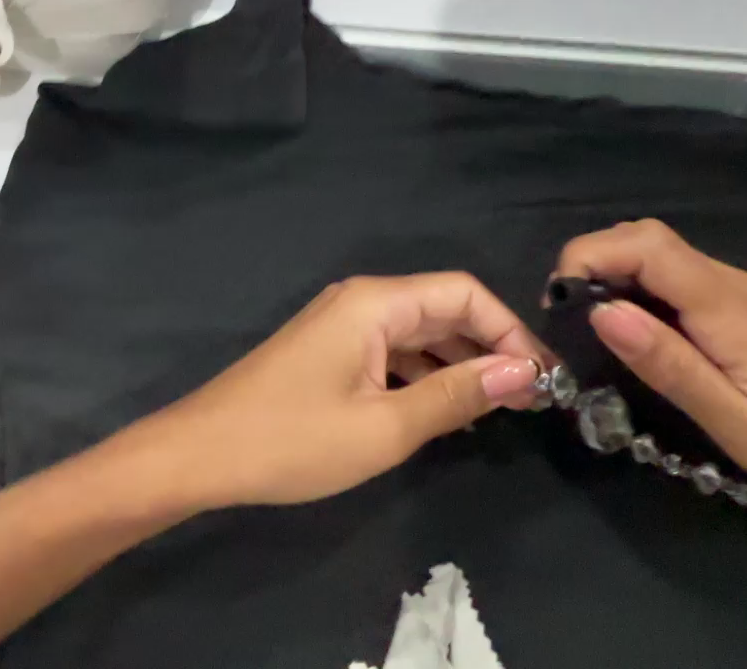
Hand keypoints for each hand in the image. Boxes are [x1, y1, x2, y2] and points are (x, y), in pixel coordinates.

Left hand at [143, 274, 551, 507]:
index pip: (464, 293)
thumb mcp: (385, 426)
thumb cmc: (294, 439)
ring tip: (499, 409)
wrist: (202, 453)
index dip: (510, 330)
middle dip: (490, 347)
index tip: (544, 379)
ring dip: (460, 363)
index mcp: (376, 302)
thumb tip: (525, 371)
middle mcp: (362, 301)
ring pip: (419, 332)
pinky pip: (392, 351)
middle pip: (443, 308)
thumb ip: (457, 395)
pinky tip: (446, 410)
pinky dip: (425, 375)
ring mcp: (342, 325)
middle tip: (531, 399)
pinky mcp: (330, 351)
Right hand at [556, 220, 746, 546]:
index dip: (588, 253)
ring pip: (676, 263)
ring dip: (625, 282)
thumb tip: (603, 310)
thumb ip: (672, 366)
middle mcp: (746, 287)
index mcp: (733, 308)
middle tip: (571, 321)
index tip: (558, 299)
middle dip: (597, 264)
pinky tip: (663, 346)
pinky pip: (701, 287)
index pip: (644, 244)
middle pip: (654, 242)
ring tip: (604, 337)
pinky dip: (659, 298)